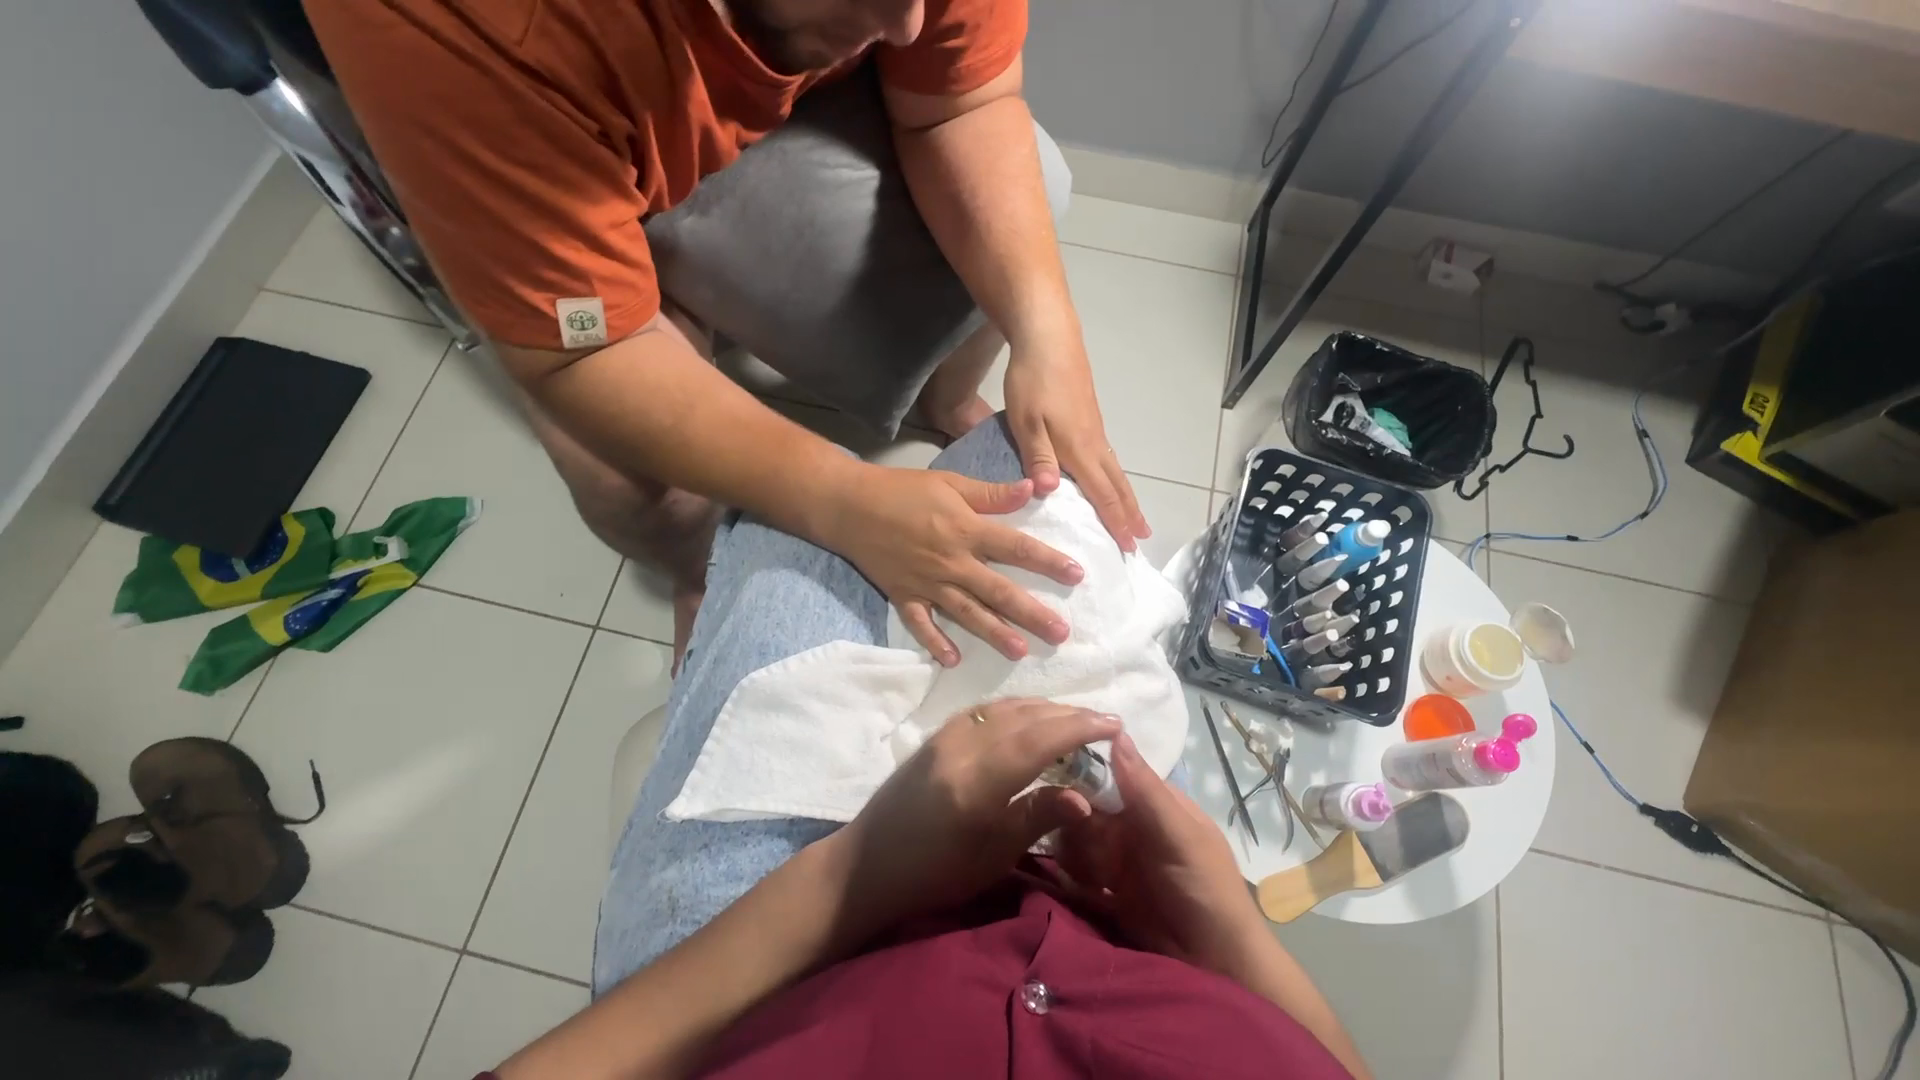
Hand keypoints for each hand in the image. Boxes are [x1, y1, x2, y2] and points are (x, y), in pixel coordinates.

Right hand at [820, 465, 1083, 664]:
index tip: (1076, 575)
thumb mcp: (950, 483)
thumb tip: (1032, 490)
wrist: (850, 505)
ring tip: (1021, 652)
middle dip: (1031, 613)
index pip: (1015, 548)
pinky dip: (935, 643)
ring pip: (967, 613)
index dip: (1047, 561)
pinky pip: (921, 625)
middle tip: (1060, 633)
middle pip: (998, 591)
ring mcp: (927, 583)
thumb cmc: (903, 489)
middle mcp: (952, 562)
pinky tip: (952, 660)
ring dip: (994, 634)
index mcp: (966, 530)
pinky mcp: (904, 596)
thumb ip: (991, 494)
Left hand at [820, 700, 1123, 931]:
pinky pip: (984, 710)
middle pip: (1024, 717)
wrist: (869, 865)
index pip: (1038, 740)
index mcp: (976, 783)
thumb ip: (1038, 817)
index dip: (1079, 727)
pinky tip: (1031, 719)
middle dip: (1068, 715)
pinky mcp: (936, 736)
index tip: (1115, 724)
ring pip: (1004, 708)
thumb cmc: (935, 874)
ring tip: (1076, 720)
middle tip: (1104, 723)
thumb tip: (1087, 796)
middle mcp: (960, 748)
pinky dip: (1016, 709)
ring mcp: (944, 737)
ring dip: (1044, 709)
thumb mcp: (993, 856)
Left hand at [1002, 341, 1148, 551]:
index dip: (1115, 521)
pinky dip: (1114, 478)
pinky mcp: (1090, 419)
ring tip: (1134, 518)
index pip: (1102, 494)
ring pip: (1115, 471)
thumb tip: (1049, 492)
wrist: (1049, 338)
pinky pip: (1108, 459)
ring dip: (1126, 497)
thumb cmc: (1033, 381)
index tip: (1128, 546)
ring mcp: (1094, 430)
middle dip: (1129, 514)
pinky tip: (1109, 482)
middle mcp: (1094, 444)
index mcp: (1079, 449)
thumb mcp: (1026, 421)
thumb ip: (1037, 456)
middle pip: (1117, 485)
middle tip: (1141, 539)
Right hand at [1054, 733, 1270, 976]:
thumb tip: (1117, 730)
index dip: (1084, 773)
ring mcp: (1118, 857)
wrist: (1215, 966)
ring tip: (1089, 873)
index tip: (1060, 782)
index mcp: (1155, 802)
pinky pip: (1075, 869)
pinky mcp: (1105, 889)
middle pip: (1086, 805)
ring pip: (1076, 837)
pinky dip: (1072, 875)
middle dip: (1075, 820)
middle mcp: (1133, 824)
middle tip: (1075, 839)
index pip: (1111, 772)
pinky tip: (1084, 887)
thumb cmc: (1206, 890)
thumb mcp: (1179, 836)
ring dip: (1074, 851)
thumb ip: (1145, 789)